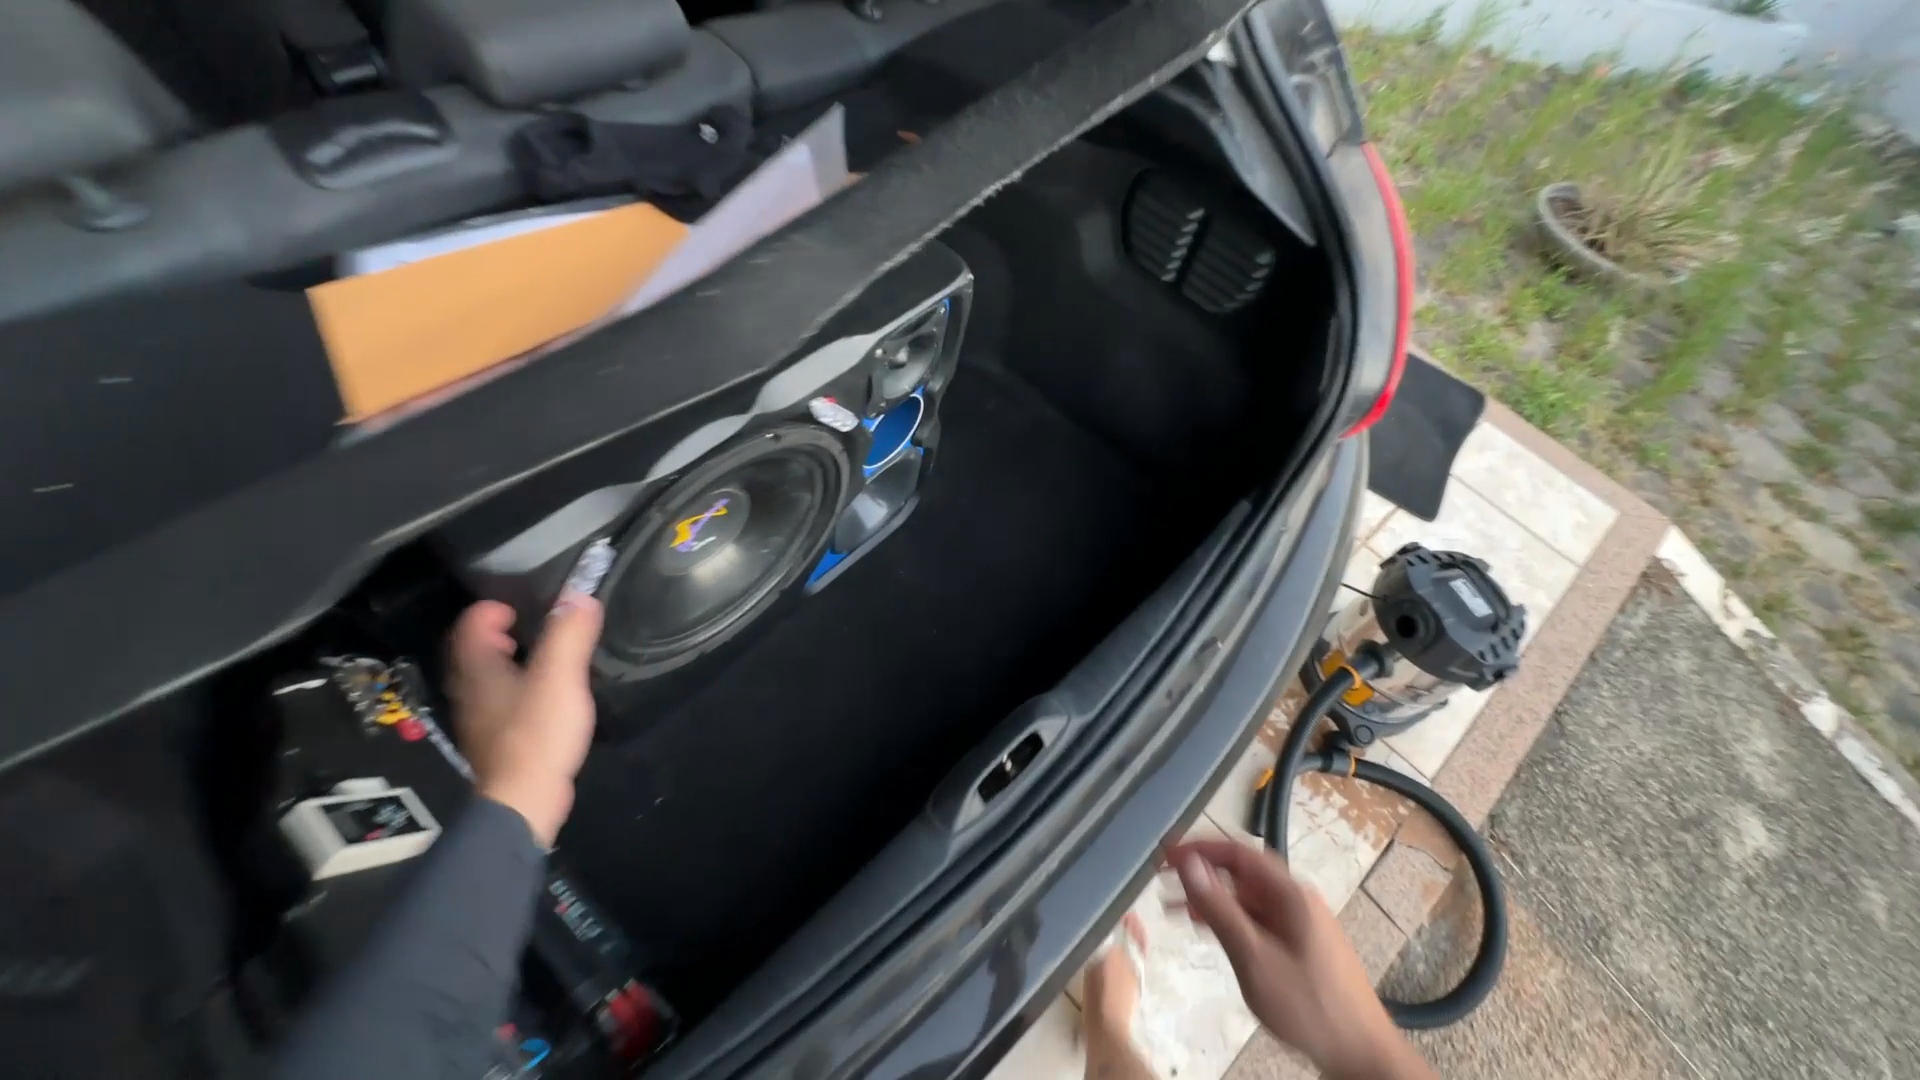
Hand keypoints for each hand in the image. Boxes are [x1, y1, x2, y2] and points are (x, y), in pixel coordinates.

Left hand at [446, 595, 603, 846]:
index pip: (472, 623)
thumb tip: (579, 596)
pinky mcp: (498, 737)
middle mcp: (470, 689)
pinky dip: (521, 685)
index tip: (530, 605)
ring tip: (551, 654)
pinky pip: (503, 697)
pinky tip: (550, 694)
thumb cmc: (538, 734)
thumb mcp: (560, 677)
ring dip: (514, 658)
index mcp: (478, 669)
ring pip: (490, 674)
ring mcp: (481, 715)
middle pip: (478, 647)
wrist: (525, 799)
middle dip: (506, 630)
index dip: (497, 607)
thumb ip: (569, 634)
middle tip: (542, 624)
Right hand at [1168, 840, 1433, 1079]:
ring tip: (1174, 909)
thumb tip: (1188, 864)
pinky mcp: (1299, 944)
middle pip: (1241, 873)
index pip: (1236, 852)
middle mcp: (1295, 899)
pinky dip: (1229, 919)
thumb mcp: (1253, 957)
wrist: (1362, 1055)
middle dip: (1200, 874)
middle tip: (1162, 880)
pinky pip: (1257, 919)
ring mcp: (1299, 922)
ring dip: (1211, 899)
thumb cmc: (1308, 1004)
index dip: (1198, 848)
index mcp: (1289, 893)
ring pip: (1246, 898)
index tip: (1165, 853)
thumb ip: (1218, 909)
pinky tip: (1208, 930)